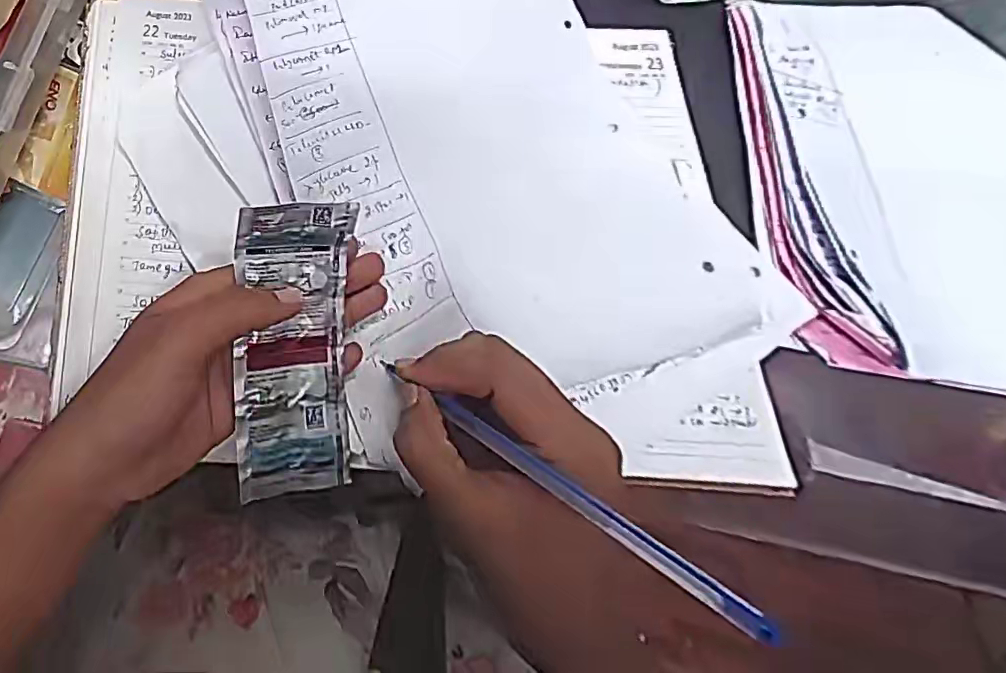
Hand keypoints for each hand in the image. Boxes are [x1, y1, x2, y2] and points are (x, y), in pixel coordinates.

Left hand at [41, 250, 386, 507]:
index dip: (299, 263)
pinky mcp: (238, 403)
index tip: (338, 253)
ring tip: (370, 305)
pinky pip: (283, 380)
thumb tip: (290, 292)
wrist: (107, 463)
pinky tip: (344, 356)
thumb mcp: (181, 337)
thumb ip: (236, 311)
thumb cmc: (132, 390)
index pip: (259, 273)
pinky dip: (314, 368)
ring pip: (287, 339)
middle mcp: (217, 328)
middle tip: (369, 273)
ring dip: (328, 324)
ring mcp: (229, 366)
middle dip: (325, 287)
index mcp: (198, 301)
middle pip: (280, 302)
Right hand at [395, 334, 764, 669]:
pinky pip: (501, 403)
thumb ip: (428, 449)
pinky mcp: (555, 447)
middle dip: (446, 369)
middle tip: (412, 393)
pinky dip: (467, 406)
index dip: (442, 364)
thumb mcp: (470, 520)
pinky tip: (451, 434)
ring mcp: (569, 437)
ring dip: (454, 386)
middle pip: (498, 361)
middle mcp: (577, 430)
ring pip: (498, 377)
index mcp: (569, 442)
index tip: (407, 379)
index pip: (496, 365)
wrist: (598, 646)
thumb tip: (410, 400)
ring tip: (427, 417)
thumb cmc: (553, 599)